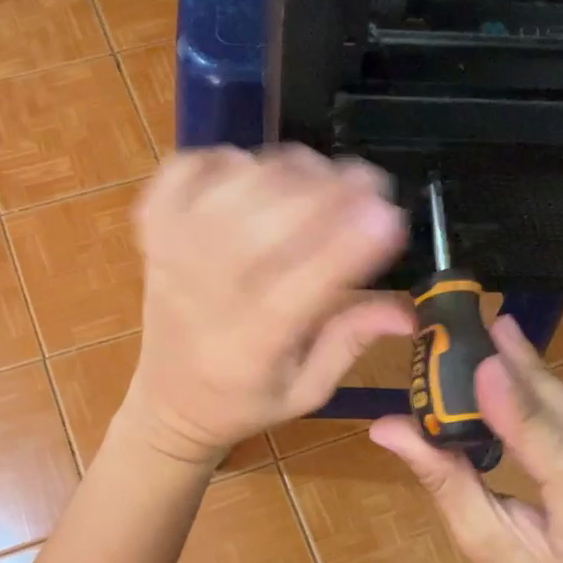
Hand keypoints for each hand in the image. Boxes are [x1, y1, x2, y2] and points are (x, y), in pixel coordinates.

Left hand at [123, 146, 412, 463]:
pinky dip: (223, 160)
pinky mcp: (154, 235)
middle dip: (327, 193)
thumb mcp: (307, 391)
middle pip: (264, 225)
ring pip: (229, 191)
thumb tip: (408, 309)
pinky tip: (256, 173)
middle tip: (371, 182)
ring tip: (323, 176)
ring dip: (286, 171)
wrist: (169, 403)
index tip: (389, 216)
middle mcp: (204, 299)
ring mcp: (172, 259)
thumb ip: (351, 342)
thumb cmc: (245, 400)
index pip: (300, 288)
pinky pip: (183, 172)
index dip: (346, 247)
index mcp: (247, 350)